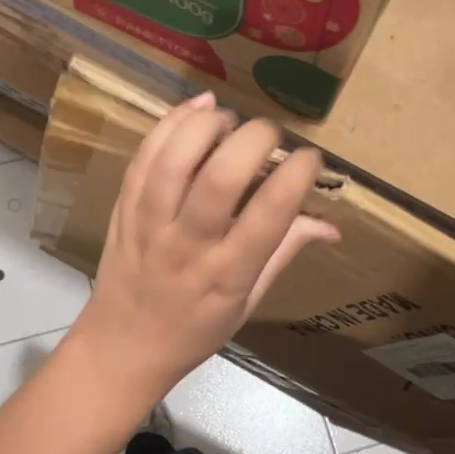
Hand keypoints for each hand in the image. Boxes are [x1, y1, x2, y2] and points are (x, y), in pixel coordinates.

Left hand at [69, 92, 339, 398]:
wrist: (122, 346)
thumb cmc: (194, 330)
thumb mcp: (248, 303)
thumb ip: (284, 253)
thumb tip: (332, 225)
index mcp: (227, 274)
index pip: (269, 214)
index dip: (296, 174)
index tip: (310, 158)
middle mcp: (188, 245)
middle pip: (220, 178)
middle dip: (254, 140)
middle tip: (270, 135)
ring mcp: (149, 224)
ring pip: (175, 160)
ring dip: (208, 126)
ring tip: (230, 120)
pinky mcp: (123, 207)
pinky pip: (144, 157)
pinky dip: (171, 124)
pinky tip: (198, 107)